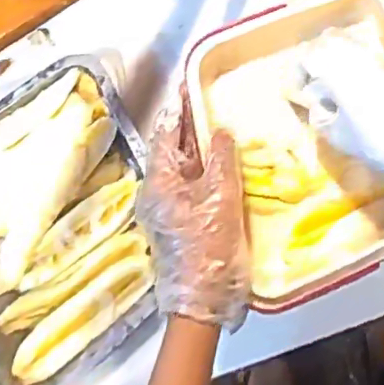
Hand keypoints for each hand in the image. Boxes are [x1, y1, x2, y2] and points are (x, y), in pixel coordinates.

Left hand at [138, 110, 248, 328]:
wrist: (203, 301)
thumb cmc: (208, 246)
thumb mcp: (220, 195)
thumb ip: (221, 157)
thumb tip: (220, 131)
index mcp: (159, 179)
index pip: (167, 131)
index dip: (179, 106)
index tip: (190, 83)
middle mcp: (158, 189)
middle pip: (174, 146)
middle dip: (191, 122)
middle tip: (210, 96)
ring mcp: (169, 205)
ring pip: (185, 164)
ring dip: (201, 143)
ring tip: (220, 120)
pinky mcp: (183, 218)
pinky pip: (193, 181)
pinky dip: (207, 165)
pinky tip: (225, 158)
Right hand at [296, 47, 383, 197]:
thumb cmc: (378, 140)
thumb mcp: (338, 136)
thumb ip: (320, 115)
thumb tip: (317, 104)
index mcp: (339, 68)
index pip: (308, 55)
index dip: (297, 72)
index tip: (296, 92)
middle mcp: (356, 54)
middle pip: (327, 40)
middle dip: (314, 57)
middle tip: (310, 83)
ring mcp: (376, 57)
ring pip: (347, 43)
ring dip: (333, 58)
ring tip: (330, 86)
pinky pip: (363, 53)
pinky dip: (351, 63)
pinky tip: (352, 88)